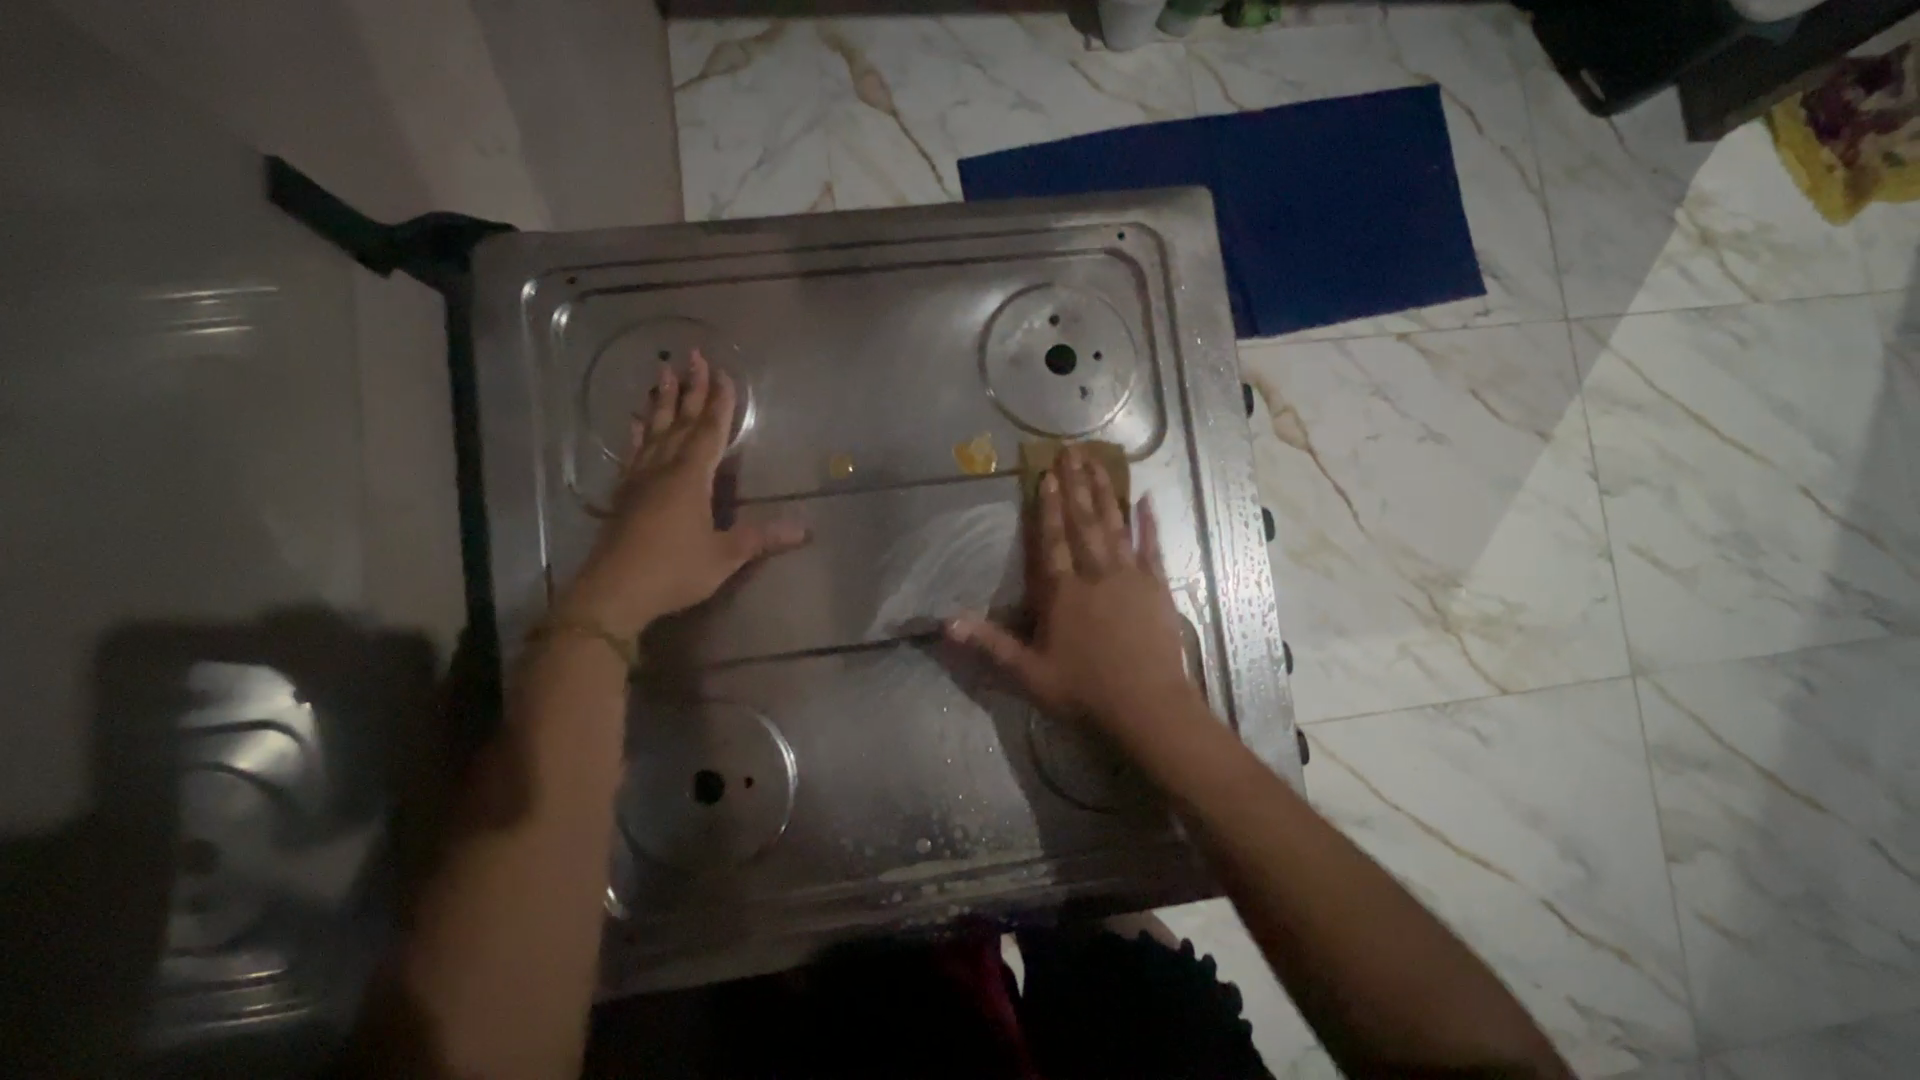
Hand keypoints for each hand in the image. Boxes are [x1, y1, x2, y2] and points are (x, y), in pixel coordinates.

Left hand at [556, 349, 807, 636]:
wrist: (613, 592)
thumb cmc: (673, 571)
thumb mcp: (723, 556)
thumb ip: (760, 538)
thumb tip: (805, 528)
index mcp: (691, 477)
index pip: (709, 431)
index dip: (718, 403)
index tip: (722, 373)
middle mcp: (664, 469)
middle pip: (681, 421)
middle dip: (690, 389)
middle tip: (693, 355)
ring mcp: (640, 479)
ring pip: (654, 430)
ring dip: (662, 401)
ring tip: (662, 372)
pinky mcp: (623, 494)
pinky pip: (633, 452)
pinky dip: (637, 433)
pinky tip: (636, 421)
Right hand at [946, 444, 1203, 745]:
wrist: (1148, 707)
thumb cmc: (1084, 691)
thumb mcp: (1028, 672)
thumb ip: (990, 643)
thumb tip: (946, 623)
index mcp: (1062, 593)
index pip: (1052, 541)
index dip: (1047, 508)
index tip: (1047, 476)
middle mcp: (1096, 575)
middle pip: (1083, 523)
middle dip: (1076, 486)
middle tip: (1072, 451)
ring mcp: (1130, 578)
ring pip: (1115, 526)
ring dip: (1106, 493)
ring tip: (1099, 463)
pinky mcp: (1158, 588)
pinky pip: (1152, 548)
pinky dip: (1149, 524)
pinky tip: (1146, 500)